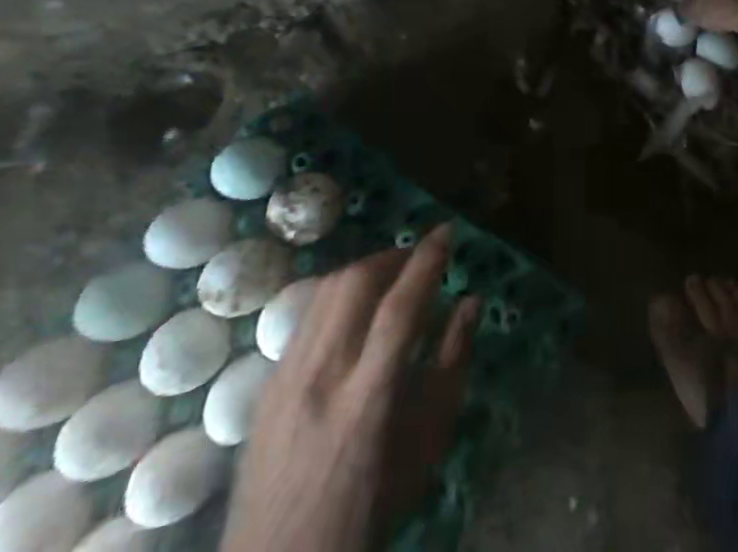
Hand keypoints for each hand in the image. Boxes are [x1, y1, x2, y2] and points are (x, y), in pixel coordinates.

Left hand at [222, 225, 481, 551]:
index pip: (401, 307)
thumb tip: (470, 302)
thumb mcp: (428, 442)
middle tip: (420, 255)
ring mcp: (286, 378)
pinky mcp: (267, 383)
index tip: (447, 232)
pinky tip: (356, 310)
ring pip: (324, 293)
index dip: (427, 261)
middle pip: (354, 285)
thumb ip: (452, 365)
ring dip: (364, 269)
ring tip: (391, 274)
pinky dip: (337, 296)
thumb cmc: (374, 504)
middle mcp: (321, 377)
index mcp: (368, 398)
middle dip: (393, 256)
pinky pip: (305, 317)